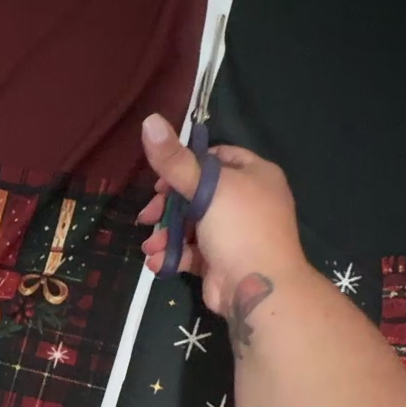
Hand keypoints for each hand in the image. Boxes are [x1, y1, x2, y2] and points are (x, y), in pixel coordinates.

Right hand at [136, 113, 309, 315]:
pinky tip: (157, 262)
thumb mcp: (206, 188)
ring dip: (165, 235)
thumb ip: (175, 160)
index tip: (161, 181)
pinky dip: (172, 256)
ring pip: (190, 226)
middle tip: (147, 216)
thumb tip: (148, 120)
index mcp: (254, 175)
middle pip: (198, 194)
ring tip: (150, 246)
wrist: (258, 286)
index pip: (216, 158)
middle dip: (167, 207)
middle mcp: (246, 201)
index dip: (186, 166)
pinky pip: (191, 252)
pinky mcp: (221, 260)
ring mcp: (234, 233)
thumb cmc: (238, 227)